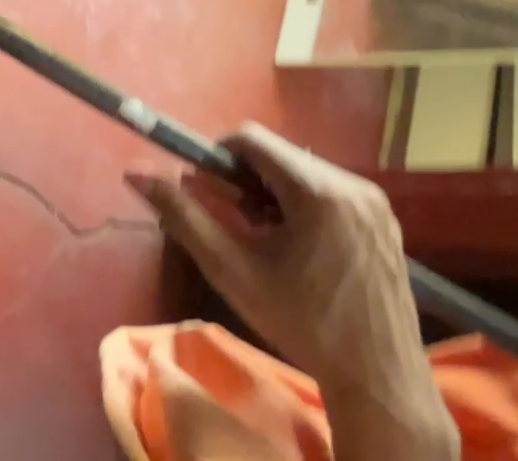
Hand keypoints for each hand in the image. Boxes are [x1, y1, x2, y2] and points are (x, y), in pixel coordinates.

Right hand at [125, 123, 422, 390]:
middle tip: (233, 222)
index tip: (206, 194)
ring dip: (268, 190)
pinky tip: (295, 245)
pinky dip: (297, 202)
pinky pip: (326, 188)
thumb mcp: (229, 267)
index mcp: (319, 192)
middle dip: (243, 178)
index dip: (216, 157)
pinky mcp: (384, 220)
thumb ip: (180, 213)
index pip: (250, 139)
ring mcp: (375, 203)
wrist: (378, 378)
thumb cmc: (299, 320)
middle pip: (275, 153)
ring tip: (264, 237)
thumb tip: (134, 171)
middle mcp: (353, 185)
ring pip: (299, 170)